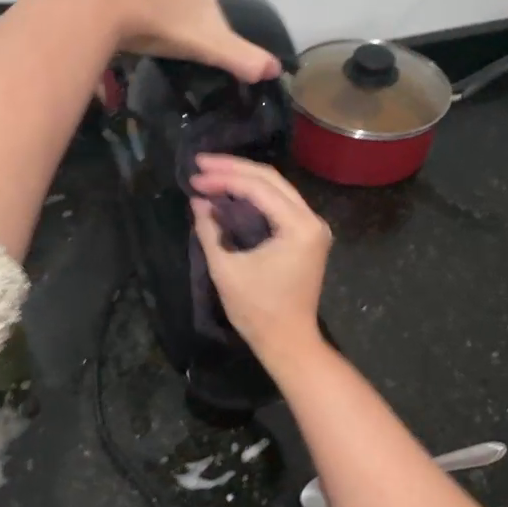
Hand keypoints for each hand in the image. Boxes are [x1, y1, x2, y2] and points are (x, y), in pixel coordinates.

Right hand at [190, 155, 331, 359]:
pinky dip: (255, 196)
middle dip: (233, 170)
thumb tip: (198, 201)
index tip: (195, 176)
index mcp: (299, 227)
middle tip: (200, 164)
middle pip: (271, 180)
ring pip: (277, 189)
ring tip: (211, 174)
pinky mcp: (306, 237)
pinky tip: (231, 192)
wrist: (287, 341)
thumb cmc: (258, 310)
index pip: (259, 187)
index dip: (224, 177)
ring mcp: (312, 228)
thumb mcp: (226, 269)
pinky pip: (280, 205)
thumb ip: (211, 230)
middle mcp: (312, 220)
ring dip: (243, 180)